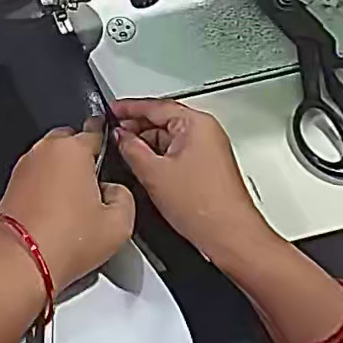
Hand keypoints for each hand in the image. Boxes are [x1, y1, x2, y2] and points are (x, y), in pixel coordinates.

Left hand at [0, 125, 135, 288]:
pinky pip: (36, 175)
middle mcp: (45, 150)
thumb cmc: (65, 240)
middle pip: (70, 142)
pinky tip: (55, 212)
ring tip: (74, 205)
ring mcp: (25, 166)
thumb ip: (125, 196)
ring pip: (51, 159)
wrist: (22, 260)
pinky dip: (46, 186)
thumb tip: (115, 190)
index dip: (107, 144)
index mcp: (73, 149)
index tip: (110, 152)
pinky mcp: (12, 183)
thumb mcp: (120, 223)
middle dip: (83, 158)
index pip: (95, 131)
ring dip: (62, 172)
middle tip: (94, 186)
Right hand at [111, 99, 280, 263]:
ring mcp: (208, 149)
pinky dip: (158, 156)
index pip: (154, 106)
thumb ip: (130, 147)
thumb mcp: (153, 172)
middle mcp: (206, 132)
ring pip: (168, 137)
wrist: (230, 237)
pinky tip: (144, 168)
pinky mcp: (206, 165)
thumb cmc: (205, 207)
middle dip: (136, 127)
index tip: (112, 110)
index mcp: (196, 124)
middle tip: (114, 134)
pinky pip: (176, 151)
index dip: (128, 108)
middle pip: (162, 119)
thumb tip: (120, 136)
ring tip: (126, 154)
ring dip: (146, 144)